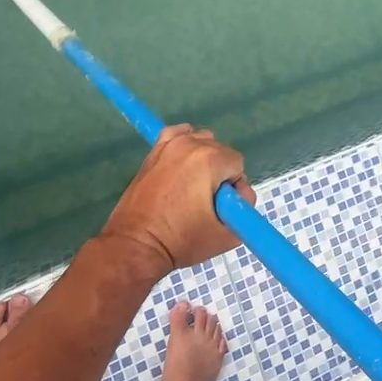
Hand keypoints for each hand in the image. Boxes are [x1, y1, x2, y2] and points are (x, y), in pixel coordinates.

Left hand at [99, 124, 250, 277]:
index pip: (237, 165)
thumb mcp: (227, 233)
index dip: (234, 187)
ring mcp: (169, 145)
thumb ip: (245, 206)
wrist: (136, 246)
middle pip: (220, 152)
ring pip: (202, 142)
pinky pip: (178, 134)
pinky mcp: (154, 152)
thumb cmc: (181, 240)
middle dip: (219, 174)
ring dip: (203, 161)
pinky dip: (185, 144)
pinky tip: (184, 163)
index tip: (221, 207)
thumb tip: (239, 193)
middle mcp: (191, 144)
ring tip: (192, 188)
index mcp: (210, 159)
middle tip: (206, 202)